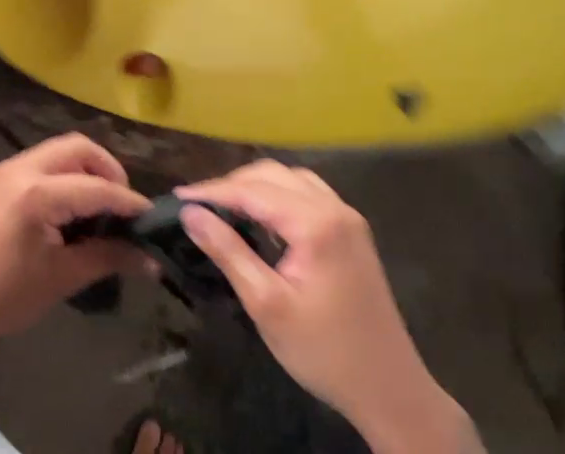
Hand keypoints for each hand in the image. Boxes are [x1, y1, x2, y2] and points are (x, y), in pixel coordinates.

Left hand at [0, 134, 151, 355]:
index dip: (130, 202)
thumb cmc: (4, 296)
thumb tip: (150, 259)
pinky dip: (60, 179)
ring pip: (54, 153)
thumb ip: (108, 258)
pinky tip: (67, 213)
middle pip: (76, 148)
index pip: (97, 187)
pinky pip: (36, 166)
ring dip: (82, 173)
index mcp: (36, 192)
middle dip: (107, 171)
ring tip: (98, 212)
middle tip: (123, 208)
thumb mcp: (62, 277)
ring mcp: (0, 172)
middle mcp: (18, 169)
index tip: (153, 220)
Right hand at [178, 163, 473, 453]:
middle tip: (194, 205)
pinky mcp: (351, 234)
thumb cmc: (323, 350)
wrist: (389, 389)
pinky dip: (277, 195)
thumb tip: (190, 213)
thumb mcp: (266, 303)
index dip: (210, 192)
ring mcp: (347, 220)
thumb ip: (227, 251)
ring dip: (254, 186)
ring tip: (220, 207)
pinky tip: (258, 216)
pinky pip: (307, 195)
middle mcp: (335, 209)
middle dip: (230, 184)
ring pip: (291, 180)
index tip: (175, 199)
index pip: (252, 191)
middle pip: (273, 175)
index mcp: (316, 223)